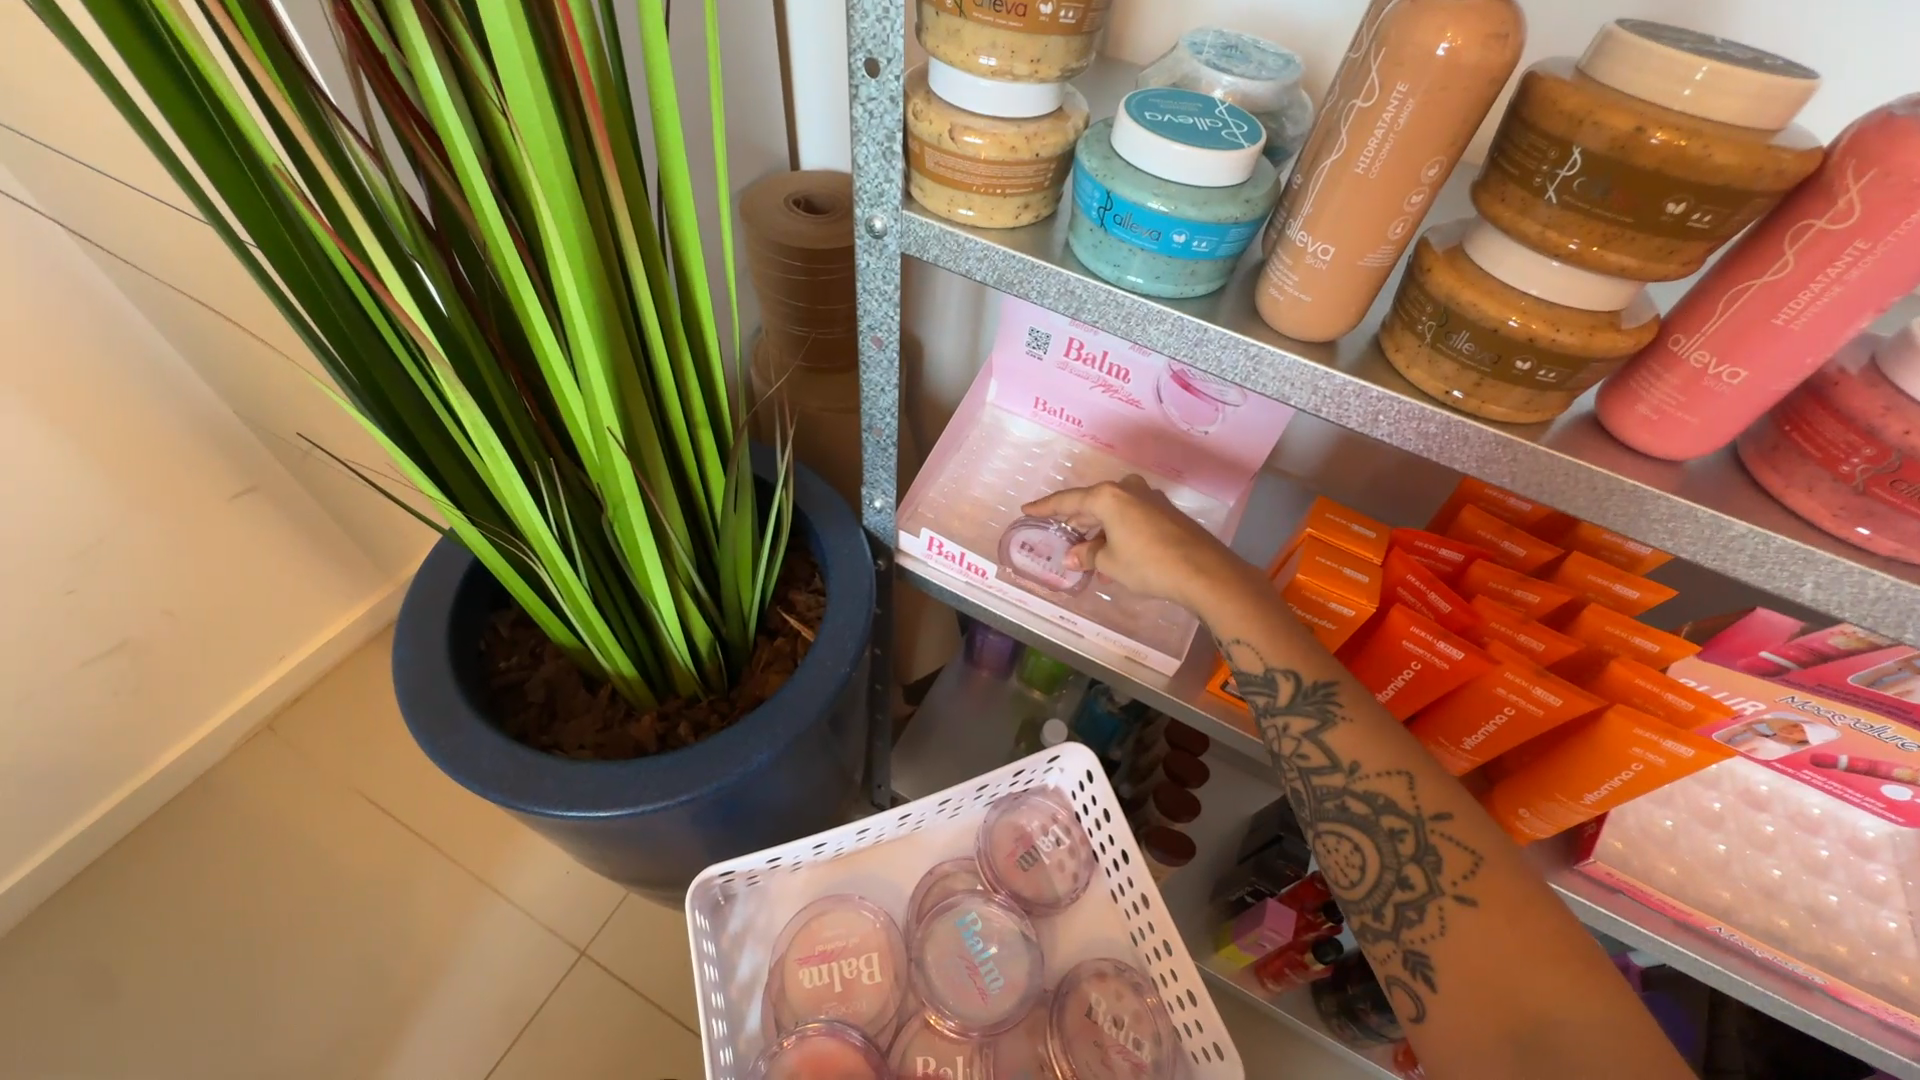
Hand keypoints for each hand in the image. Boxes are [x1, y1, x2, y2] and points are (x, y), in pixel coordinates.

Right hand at [1022, 476, 1259, 614]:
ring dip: (1099, 527)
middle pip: (1093, 502)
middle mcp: (1128, 489)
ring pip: (1114, 509)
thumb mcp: (1111, 563)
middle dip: (1077, 520)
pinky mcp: (1166, 512)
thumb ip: (1089, 555)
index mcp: (1108, 496)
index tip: (1028, 510)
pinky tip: (1114, 547)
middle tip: (1061, 534)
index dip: (1046, 507)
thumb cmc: (1148, 564)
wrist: (1203, 571)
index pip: (1068, 500)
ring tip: (1087, 548)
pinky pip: (1131, 515)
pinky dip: (1118, 528)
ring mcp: (1150, 499)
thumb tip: (1074, 556)